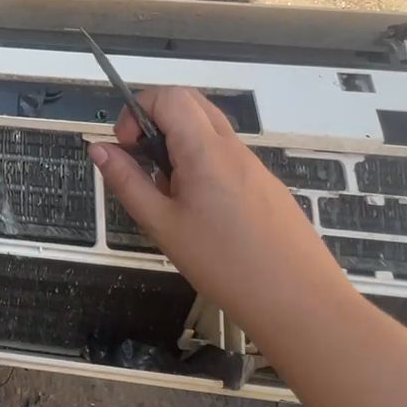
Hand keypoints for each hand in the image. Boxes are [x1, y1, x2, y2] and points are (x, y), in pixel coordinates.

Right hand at [91, 87, 353, 333]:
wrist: (307, 310)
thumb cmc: (227, 266)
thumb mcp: (163, 226)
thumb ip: (127, 182)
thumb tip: (99, 149)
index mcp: (205, 151)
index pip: (168, 96)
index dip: (137, 111)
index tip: (128, 147)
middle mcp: (233, 149)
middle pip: (190, 102)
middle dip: (156, 119)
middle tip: (143, 158)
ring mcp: (255, 167)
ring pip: (208, 130)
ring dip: (178, 143)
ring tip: (171, 193)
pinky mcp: (269, 188)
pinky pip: (226, 156)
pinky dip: (202, 164)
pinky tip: (203, 214)